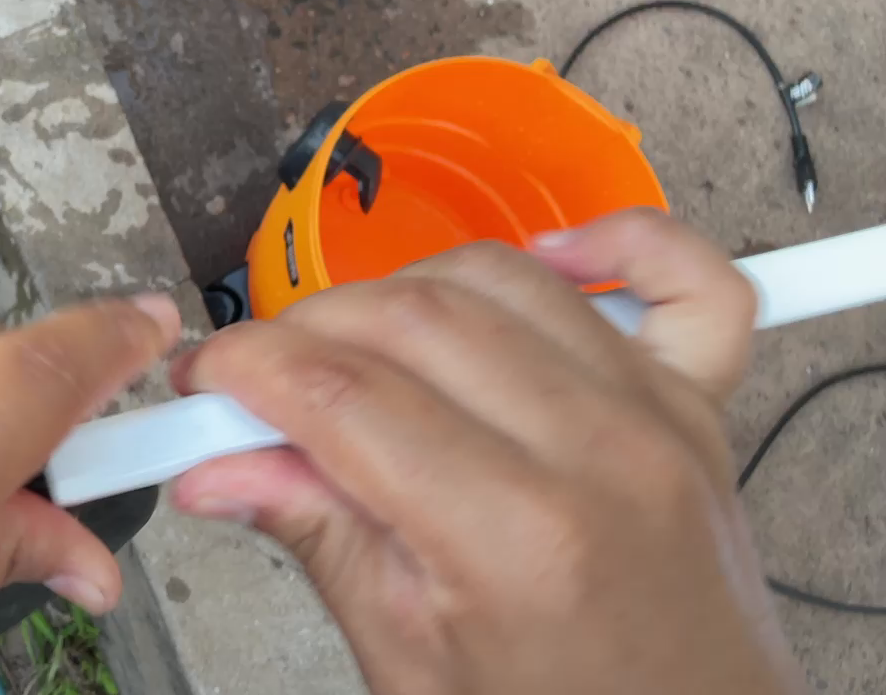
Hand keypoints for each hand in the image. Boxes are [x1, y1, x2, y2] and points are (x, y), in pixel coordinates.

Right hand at [170, 208, 803, 694]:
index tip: (200, 378)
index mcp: (517, 538)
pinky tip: (550, 255)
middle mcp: (599, 455)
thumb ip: (304, 528)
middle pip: (402, 314)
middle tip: (256, 375)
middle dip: (295, 329)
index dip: (242, 365)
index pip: (338, 391)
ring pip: (489, 276)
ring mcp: (656, 417)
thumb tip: (205, 467)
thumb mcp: (396, 651)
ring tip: (352, 347)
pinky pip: (687, 283)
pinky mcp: (693, 404)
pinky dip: (619, 243)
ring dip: (390, 291)